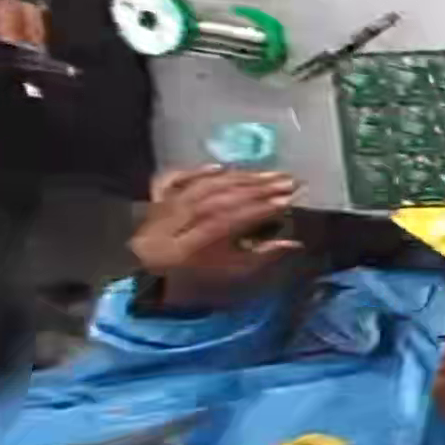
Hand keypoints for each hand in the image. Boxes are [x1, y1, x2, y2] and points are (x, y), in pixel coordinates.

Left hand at [130, 166, 301, 308]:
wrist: (150, 276)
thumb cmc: (201, 277)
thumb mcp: (234, 273)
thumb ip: (263, 256)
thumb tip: (294, 242)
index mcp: (188, 248)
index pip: (224, 222)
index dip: (258, 209)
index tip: (288, 200)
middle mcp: (169, 226)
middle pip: (214, 200)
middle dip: (254, 189)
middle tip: (288, 181)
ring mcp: (160, 211)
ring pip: (200, 188)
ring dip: (239, 179)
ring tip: (270, 174)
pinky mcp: (156, 202)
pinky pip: (172, 182)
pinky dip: (196, 172)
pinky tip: (221, 167)